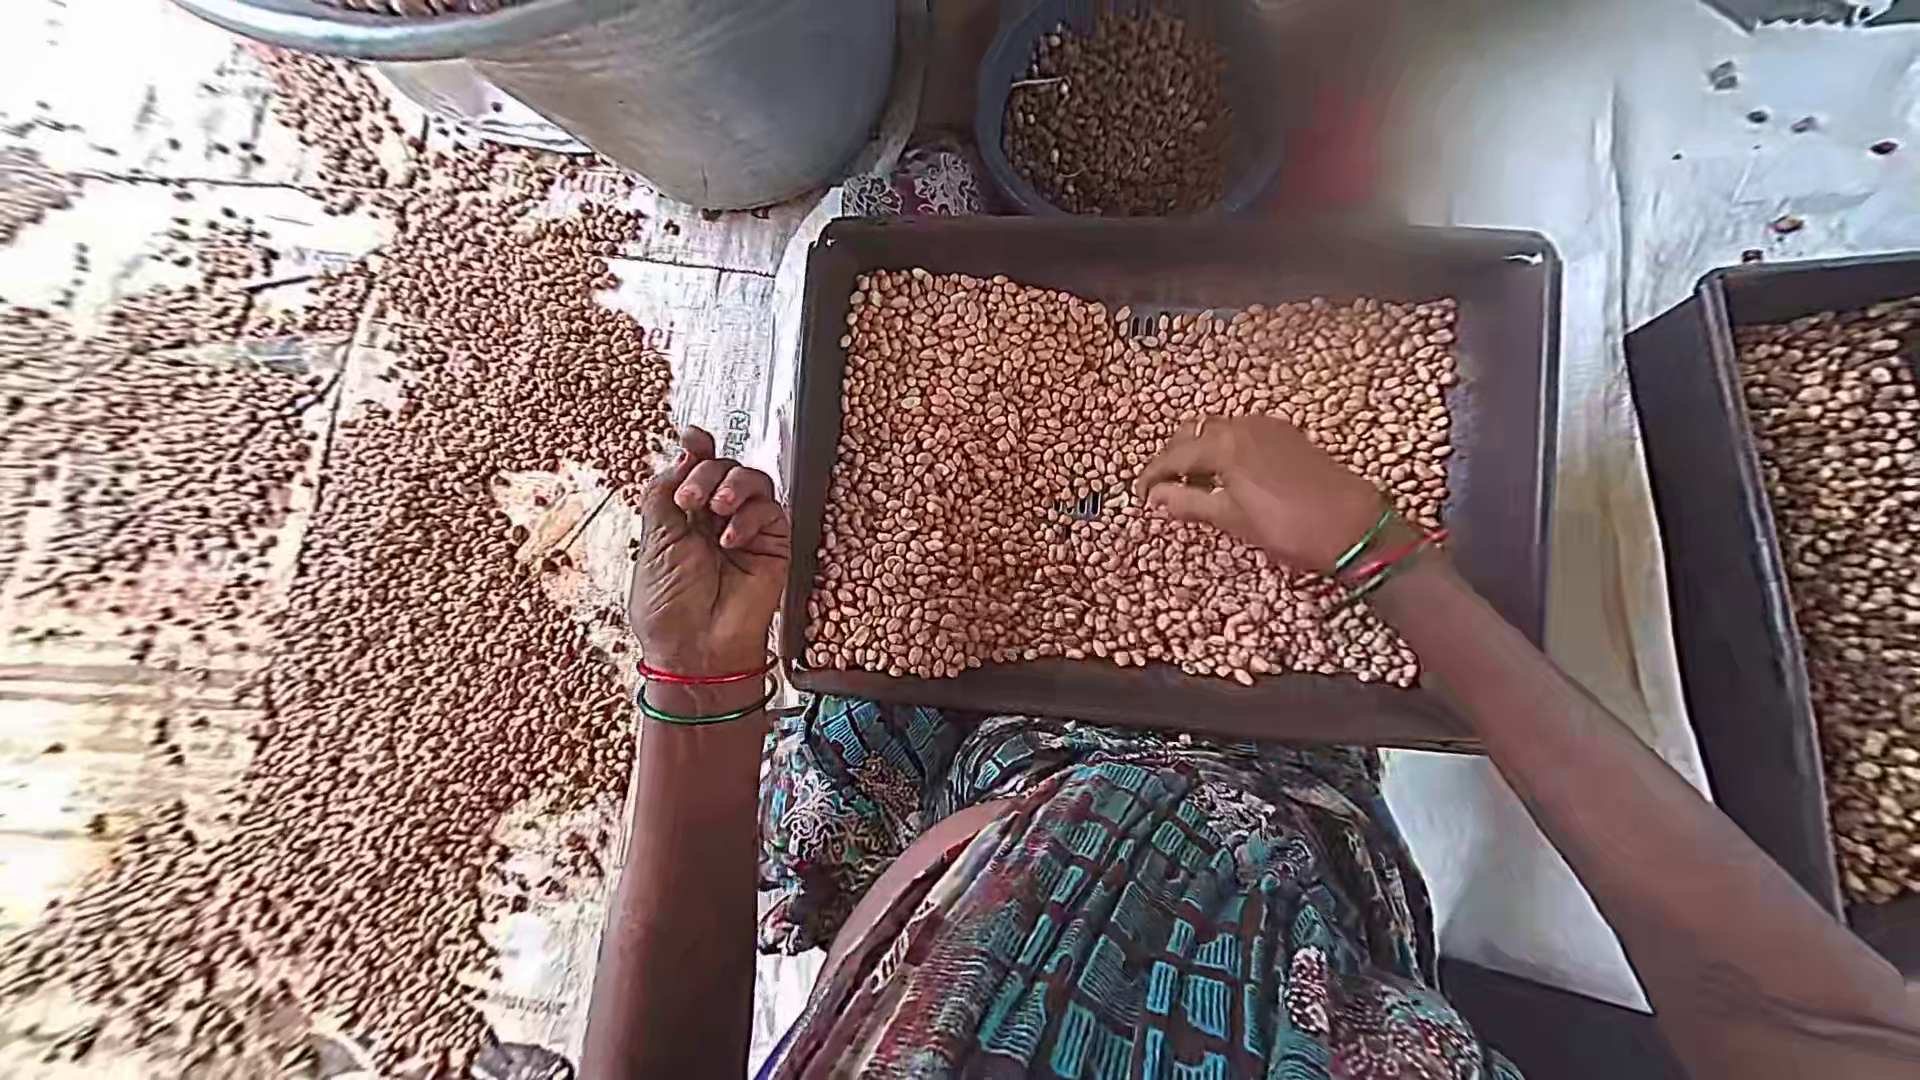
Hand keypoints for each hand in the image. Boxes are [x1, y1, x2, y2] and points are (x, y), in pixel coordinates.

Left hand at [629, 426, 790, 677]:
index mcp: (685, 514)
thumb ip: (666, 491)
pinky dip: (749, 518)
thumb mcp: (654, 540)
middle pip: (724, 467)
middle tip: (691, 498)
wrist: (696, 647)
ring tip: (716, 508)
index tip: (692, 438)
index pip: (696, 469)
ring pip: (753, 481)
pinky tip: (731, 540)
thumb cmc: (669, 605)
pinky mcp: (774, 544)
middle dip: (708, 472)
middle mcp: (717, 517)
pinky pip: (770, 511)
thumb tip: (685, 454)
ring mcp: (747, 529)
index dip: (697, 449)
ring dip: (733, 486)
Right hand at [1134, 415, 1384, 572]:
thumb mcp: (1231, 520)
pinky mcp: (1288, 436)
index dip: (1152, 475)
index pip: (1173, 455)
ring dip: (1199, 450)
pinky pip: (1243, 432)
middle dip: (1172, 458)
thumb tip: (1154, 496)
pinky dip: (1225, 447)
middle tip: (1163, 487)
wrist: (1355, 527)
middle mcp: (1245, 427)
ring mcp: (1270, 428)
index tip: (1140, 494)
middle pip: (1193, 433)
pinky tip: (1227, 473)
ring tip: (1193, 481)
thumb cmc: (1288, 528)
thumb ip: (1187, 503)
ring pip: (1218, 430)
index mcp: (1225, 446)